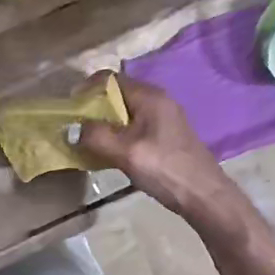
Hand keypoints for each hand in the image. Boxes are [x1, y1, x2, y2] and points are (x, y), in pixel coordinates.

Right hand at [77, 75, 234, 216]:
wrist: (204, 196)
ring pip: (124, 112)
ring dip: (104, 123)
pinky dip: (117, 134)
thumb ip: (96, 137)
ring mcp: (163, 118)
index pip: (111, 79)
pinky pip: (133, 126)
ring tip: (88, 141)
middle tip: (76, 126)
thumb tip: (70, 129)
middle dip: (93, 108)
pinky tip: (109, 152)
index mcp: (149, 97)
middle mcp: (157, 100)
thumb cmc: (165, 169)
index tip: (71, 107)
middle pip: (117, 94)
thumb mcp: (126, 152)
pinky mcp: (164, 135)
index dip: (87, 88)